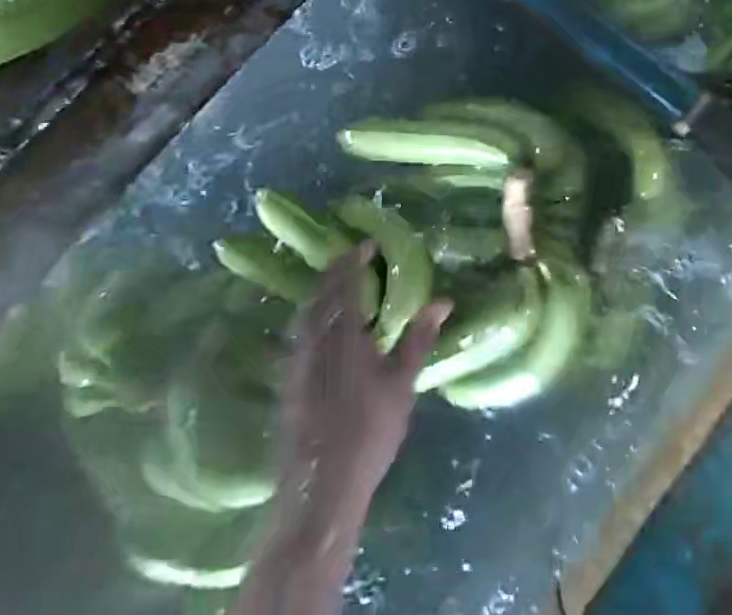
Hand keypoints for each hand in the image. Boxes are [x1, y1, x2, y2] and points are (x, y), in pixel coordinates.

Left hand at [281, 242, 451, 510]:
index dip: (354, 263)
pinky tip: (323, 329)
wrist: (322, 486)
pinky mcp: (289, 387)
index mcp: (343, 340)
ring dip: (321, 295)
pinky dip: (313, 320)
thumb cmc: (370, 430)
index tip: (367, 244)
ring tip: (338, 285)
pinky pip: (300, 338)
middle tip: (352, 257)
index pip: (345, 288)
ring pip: (305, 319)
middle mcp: (313, 347)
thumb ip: (418, 339)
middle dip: (334, 274)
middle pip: (319, 299)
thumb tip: (442, 300)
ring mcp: (296, 367)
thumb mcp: (403, 383)